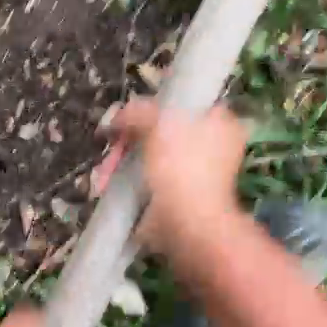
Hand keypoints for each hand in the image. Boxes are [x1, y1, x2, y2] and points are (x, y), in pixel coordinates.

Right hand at [103, 100, 254, 264]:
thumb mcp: (158, 123)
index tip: (132, 116)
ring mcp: (196, 175)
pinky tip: (109, 184)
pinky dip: (128, 182)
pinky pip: (147, 181)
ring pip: (151, 158)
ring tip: (105, 172)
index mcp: (222, 123)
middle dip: (130, 139)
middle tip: (112, 146)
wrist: (186, 222)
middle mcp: (213, 148)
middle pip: (163, 132)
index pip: (189, 104)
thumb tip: (119, 115)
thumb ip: (138, 112)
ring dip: (123, 162)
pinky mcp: (177, 198)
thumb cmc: (181, 166)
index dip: (158, 107)